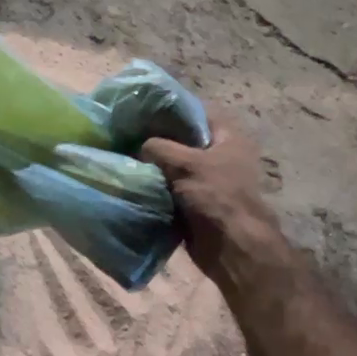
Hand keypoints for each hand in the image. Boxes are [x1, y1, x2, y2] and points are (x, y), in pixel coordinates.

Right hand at [141, 113, 279, 280]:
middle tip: (127, 136)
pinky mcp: (196, 202)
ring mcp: (208, 180)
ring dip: (154, 167)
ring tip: (125, 158)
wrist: (231, 245)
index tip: (140, 111)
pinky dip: (156, 188)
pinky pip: (171, 189)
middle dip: (157, 141)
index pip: (195, 112)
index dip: (169, 110)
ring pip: (174, 166)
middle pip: (182, 140)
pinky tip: (134, 182)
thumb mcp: (185, 163)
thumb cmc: (215, 195)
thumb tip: (140, 147)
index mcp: (228, 136)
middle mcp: (220, 154)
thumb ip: (159, 147)